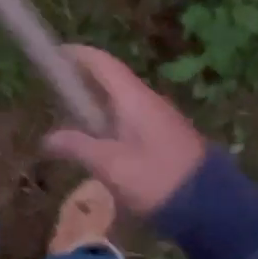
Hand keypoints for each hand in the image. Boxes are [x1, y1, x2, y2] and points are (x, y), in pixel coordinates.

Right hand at [41, 45, 207, 215]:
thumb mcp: (111, 165)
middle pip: (110, 80)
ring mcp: (159, 119)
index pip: (103, 63)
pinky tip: (97, 143)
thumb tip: (47, 138)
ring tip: (69, 121)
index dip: (78, 54)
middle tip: (53, 93)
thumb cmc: (156, 178)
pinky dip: (109, 122)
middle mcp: (147, 101)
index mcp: (134, 98)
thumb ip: (78, 147)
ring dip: (95, 105)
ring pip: (120, 102)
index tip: (54, 54)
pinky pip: (130, 120)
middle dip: (82, 82)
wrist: (210, 204)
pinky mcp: (165, 138)